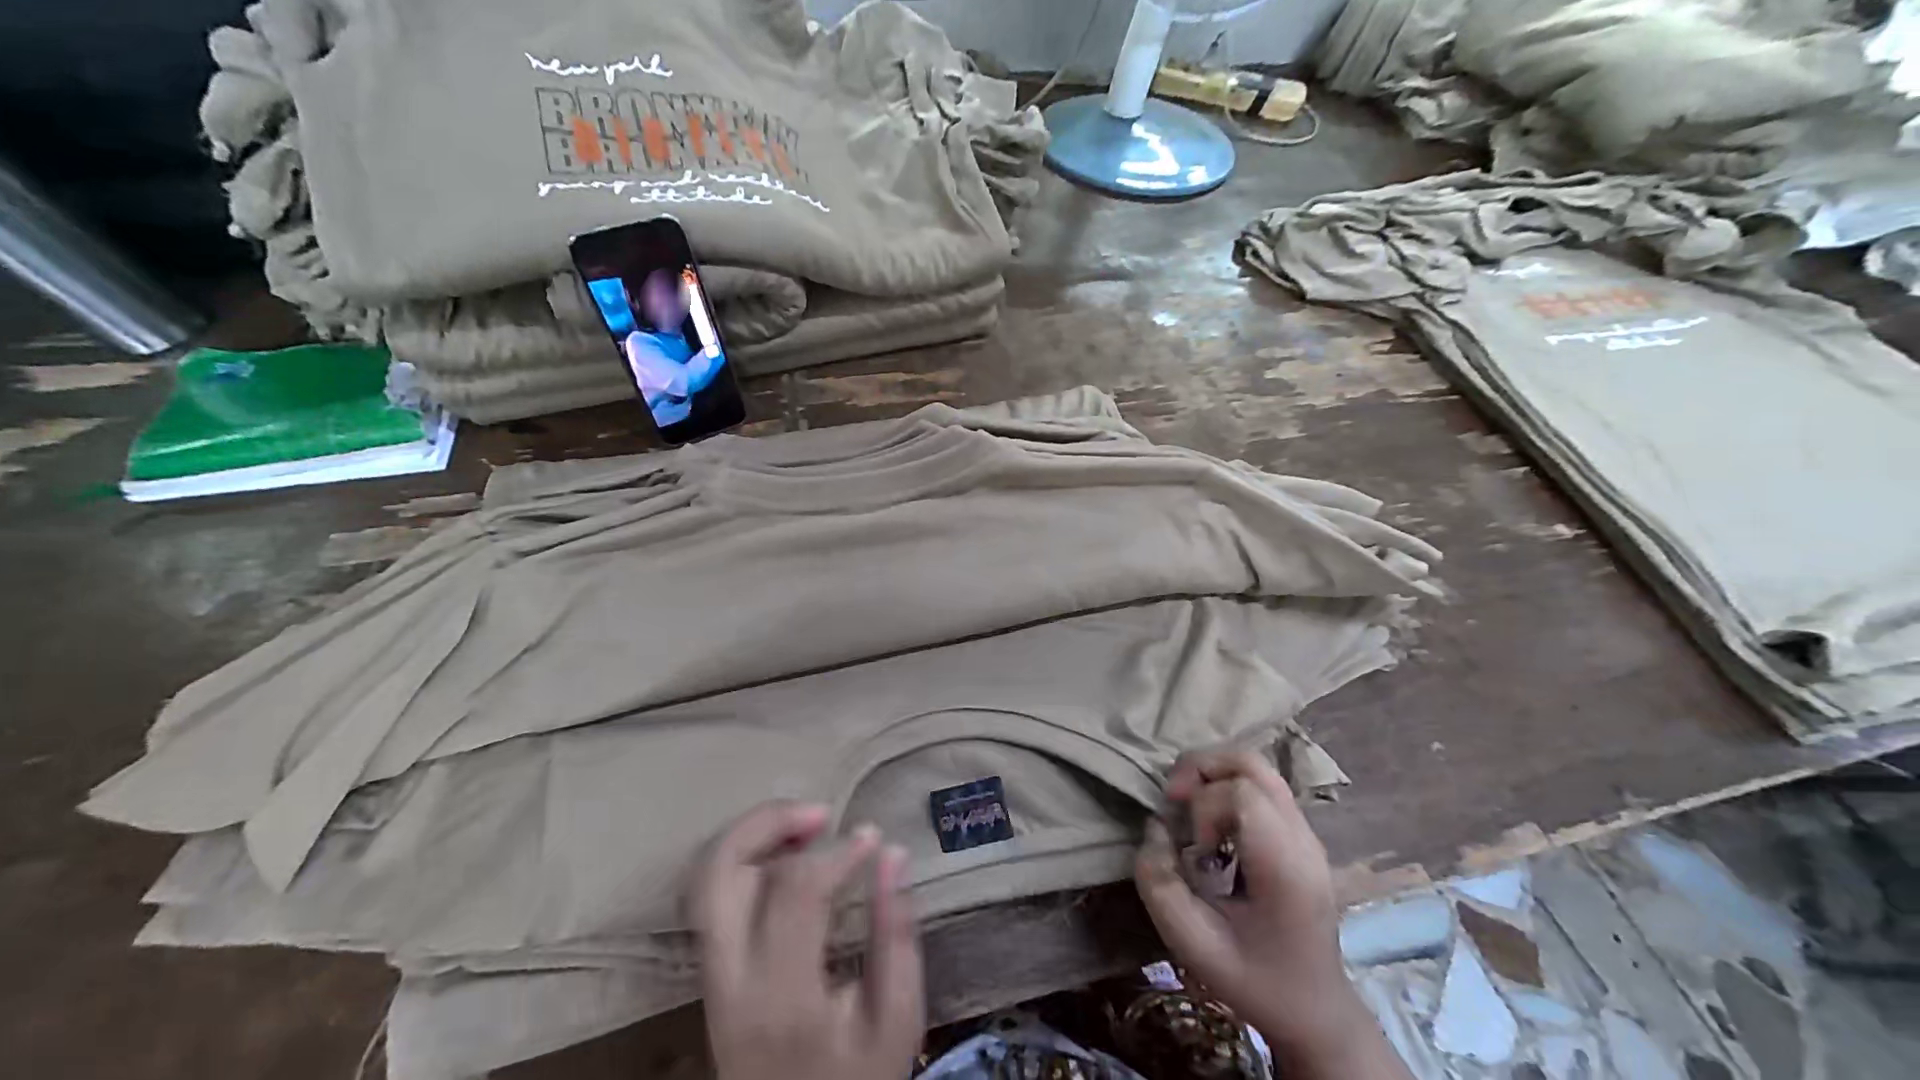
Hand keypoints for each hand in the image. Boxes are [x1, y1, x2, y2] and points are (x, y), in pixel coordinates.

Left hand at [693, 802, 924, 1079]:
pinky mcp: (710, 972)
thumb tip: (892, 855)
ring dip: (751, 835)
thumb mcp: (896, 1019)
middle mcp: (731, 979)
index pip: (793, 892)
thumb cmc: (854, 1076)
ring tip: (804, 824)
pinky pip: (712, 895)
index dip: (836, 853)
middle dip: (768, 824)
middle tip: (819, 813)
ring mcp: (711, 975)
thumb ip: (895, 935)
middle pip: (720, 874)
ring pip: (706, 879)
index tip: (871, 838)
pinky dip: (744, 857)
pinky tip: (785, 853)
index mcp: (783, 995)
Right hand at [1135, 750, 1411, 1079]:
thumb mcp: (1192, 944)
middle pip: (1252, 764)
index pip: (1244, 795)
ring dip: (1212, 773)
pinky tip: (1210, 820)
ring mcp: (1306, 833)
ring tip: (1187, 803)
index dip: (1203, 808)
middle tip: (1174, 799)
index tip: (1195, 851)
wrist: (1313, 1009)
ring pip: (1257, 766)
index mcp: (1286, 868)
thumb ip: (1159, 883)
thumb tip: (1154, 828)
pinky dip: (1225, 785)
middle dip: (1202, 768)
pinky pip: (1261, 785)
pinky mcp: (1299, 834)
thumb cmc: (1254, 980)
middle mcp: (1303, 839)